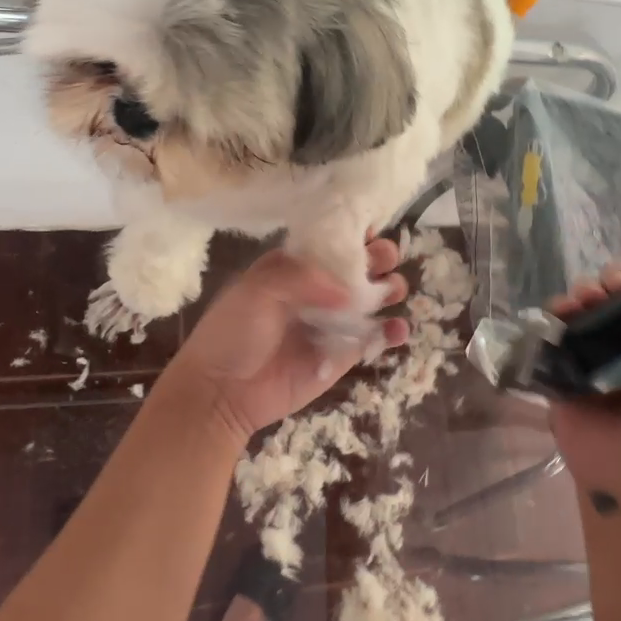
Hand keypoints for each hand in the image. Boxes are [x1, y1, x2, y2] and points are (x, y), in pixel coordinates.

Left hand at [166, 238, 409, 442]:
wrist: (223, 392)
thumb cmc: (232, 333)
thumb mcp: (256, 290)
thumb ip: (301, 277)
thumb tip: (347, 291)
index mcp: (295, 267)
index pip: (331, 242)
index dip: (353, 234)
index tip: (368, 229)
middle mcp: (318, 290)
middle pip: (359, 267)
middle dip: (378, 257)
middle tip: (384, 258)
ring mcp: (334, 323)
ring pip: (374, 299)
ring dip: (391, 288)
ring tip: (393, 289)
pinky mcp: (344, 355)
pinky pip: (375, 339)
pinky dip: (393, 332)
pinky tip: (398, 328)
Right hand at [547, 259, 620, 491]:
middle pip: (619, 288)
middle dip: (616, 276)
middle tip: (615, 288)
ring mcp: (596, 348)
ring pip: (587, 299)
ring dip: (587, 287)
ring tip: (589, 299)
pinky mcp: (565, 360)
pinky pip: (557, 323)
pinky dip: (558, 307)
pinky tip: (565, 310)